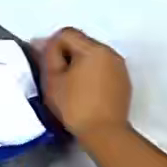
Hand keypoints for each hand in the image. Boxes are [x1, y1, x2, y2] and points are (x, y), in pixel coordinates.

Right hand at [35, 28, 132, 143]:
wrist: (104, 133)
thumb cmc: (74, 105)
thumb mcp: (52, 79)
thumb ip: (47, 55)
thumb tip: (42, 42)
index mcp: (93, 49)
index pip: (66, 33)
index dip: (51, 45)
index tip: (44, 63)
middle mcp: (110, 53)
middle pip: (81, 42)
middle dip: (65, 53)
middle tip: (54, 74)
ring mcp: (120, 67)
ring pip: (92, 55)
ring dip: (78, 63)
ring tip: (69, 84)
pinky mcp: (123, 82)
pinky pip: (102, 68)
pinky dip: (90, 73)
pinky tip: (83, 91)